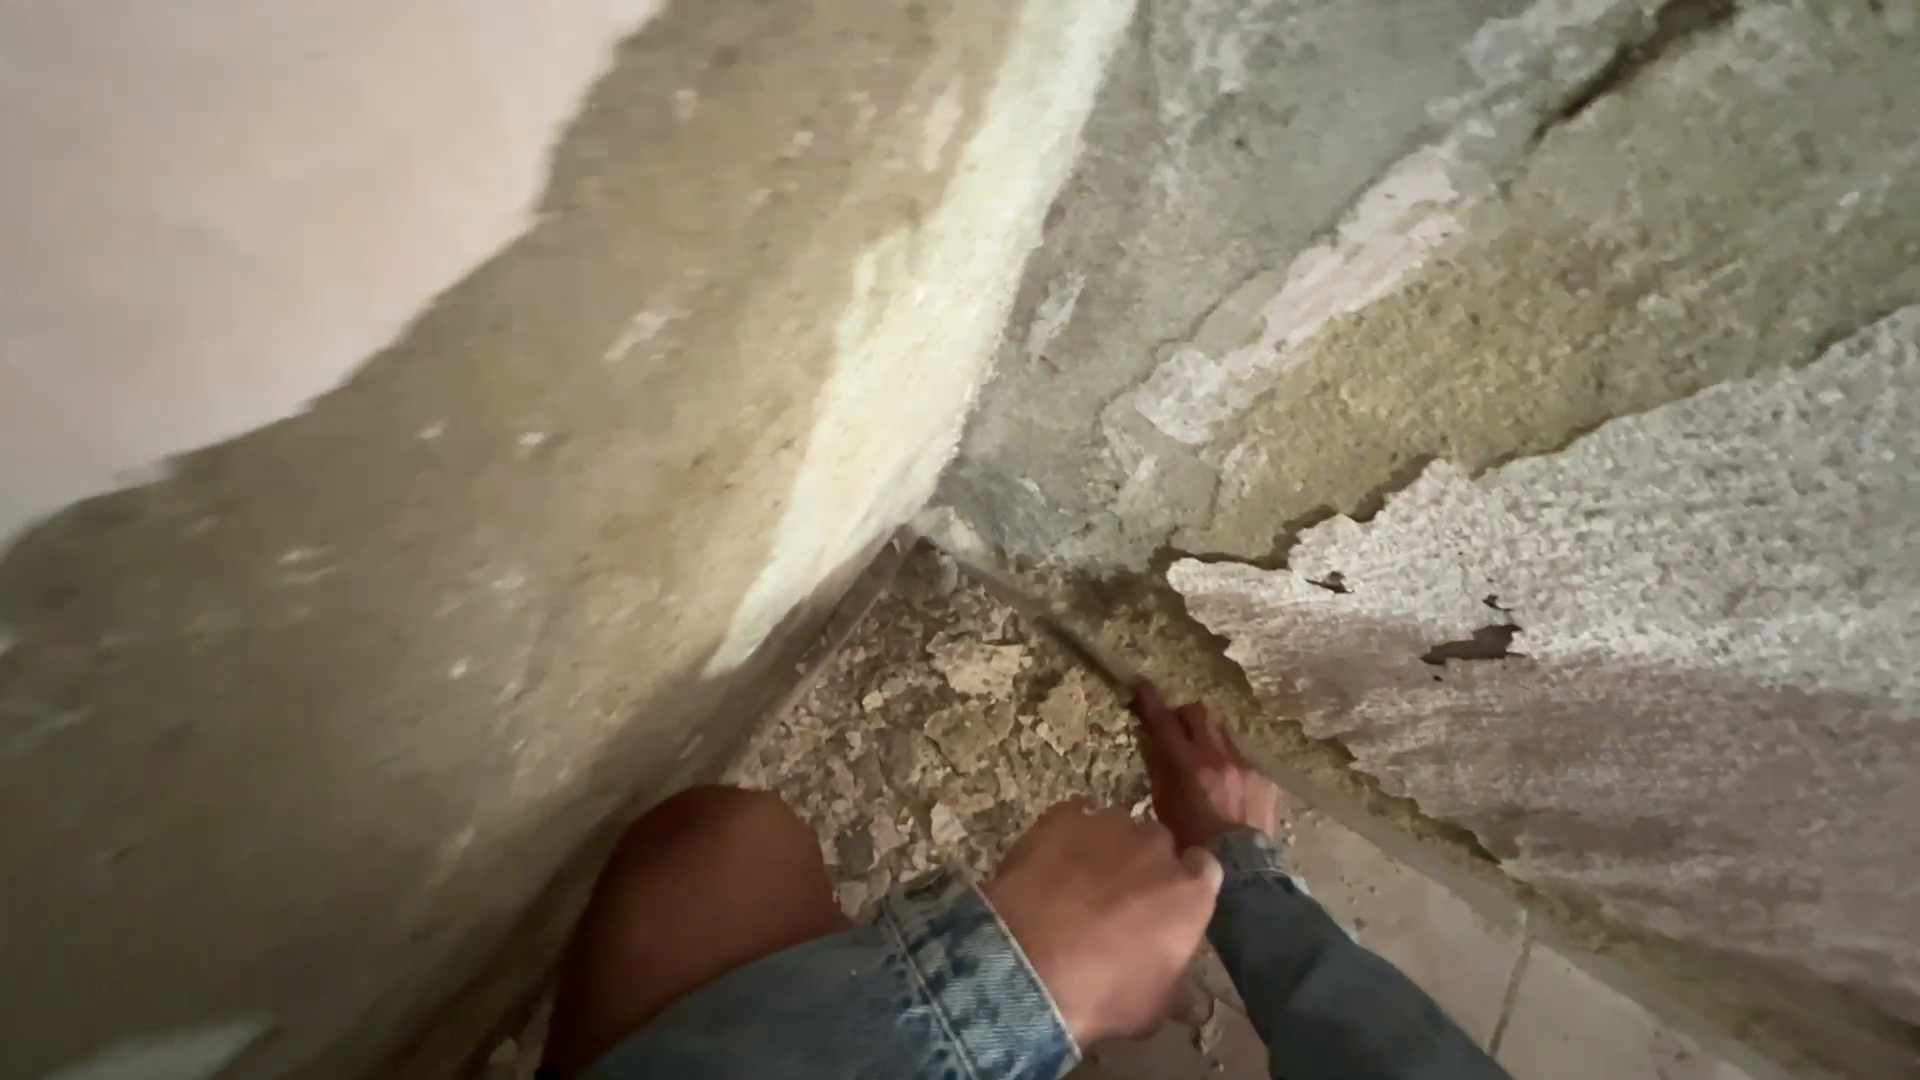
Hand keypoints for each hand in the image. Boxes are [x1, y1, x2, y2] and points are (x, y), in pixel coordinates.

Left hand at [982, 801, 1222, 1045]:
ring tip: (1081, 875)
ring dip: (1107, 845)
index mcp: (1188, 891)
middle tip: (1122, 894)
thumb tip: (1193, 1001)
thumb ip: (1178, 990)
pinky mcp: (1063, 816)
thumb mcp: (1153, 1007)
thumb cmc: (1103, 989)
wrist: (1030, 959)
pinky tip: (1055, 855)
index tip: (1170, 902)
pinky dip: (1070, 830)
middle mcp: (1154, 846)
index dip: (1186, 883)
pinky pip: (1075, 814)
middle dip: (1146, 862)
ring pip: (1117, 825)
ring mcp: (1107, 824)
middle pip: (1159, 843)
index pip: (1204, 869)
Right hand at [1132, 681, 1281, 849]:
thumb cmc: (1191, 841)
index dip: (1150, 699)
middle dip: (1184, 715)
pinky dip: (1227, 762)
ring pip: (1222, 732)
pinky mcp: (1264, 778)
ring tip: (1202, 759)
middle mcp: (1218, 757)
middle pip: (1199, 712)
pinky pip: (1241, 757)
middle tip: (1176, 728)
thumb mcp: (1163, 804)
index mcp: (1189, 765)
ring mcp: (1245, 766)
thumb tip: (1150, 738)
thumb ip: (1158, 766)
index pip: (1164, 721)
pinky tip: (1225, 786)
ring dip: (1207, 737)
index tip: (1140, 683)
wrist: (1242, 872)